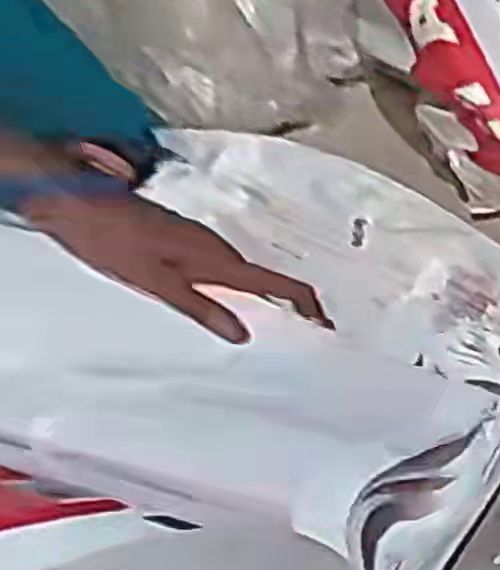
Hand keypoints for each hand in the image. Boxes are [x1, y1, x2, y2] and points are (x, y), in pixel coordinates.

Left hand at [21, 192, 329, 343]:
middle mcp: (222, 249)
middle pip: (269, 281)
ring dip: (254, 292)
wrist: (62, 194)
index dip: (312, 309)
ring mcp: (204, 239)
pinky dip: (230, 280)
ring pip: (244, 271)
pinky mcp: (185, 234)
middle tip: (293, 327)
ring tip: (253, 314)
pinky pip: (223, 262)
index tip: (326, 326)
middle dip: (285, 304)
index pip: (288, 288)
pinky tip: (212, 290)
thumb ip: (202, 310)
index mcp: (225, 263)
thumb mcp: (154, 281)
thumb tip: (239, 335)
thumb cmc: (107, 236)